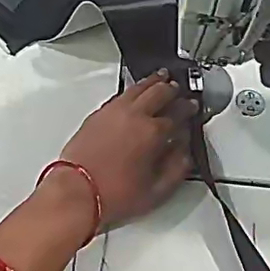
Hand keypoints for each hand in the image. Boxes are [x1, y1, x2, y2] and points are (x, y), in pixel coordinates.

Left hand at [55, 72, 197, 228]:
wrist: (77, 191)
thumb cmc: (111, 193)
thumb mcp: (156, 191)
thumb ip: (176, 169)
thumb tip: (184, 155)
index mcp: (152, 132)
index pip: (177, 114)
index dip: (188, 109)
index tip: (192, 107)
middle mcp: (134, 116)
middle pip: (159, 92)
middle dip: (172, 89)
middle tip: (178, 88)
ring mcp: (114, 112)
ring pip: (138, 87)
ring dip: (152, 81)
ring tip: (160, 77)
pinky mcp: (98, 114)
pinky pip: (121, 94)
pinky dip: (133, 89)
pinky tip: (134, 91)